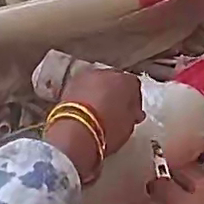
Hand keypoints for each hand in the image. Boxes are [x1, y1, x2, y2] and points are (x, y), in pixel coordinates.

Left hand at [44, 66, 142, 180]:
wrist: (75, 131)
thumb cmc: (108, 129)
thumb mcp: (128, 125)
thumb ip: (132, 114)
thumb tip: (133, 112)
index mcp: (126, 81)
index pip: (134, 86)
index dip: (133, 101)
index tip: (133, 114)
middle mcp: (106, 72)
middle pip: (114, 80)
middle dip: (115, 93)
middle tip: (115, 111)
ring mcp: (85, 76)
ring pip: (96, 82)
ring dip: (99, 92)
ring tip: (98, 111)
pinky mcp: (69, 84)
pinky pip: (82, 88)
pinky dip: (85, 96)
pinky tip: (85, 109)